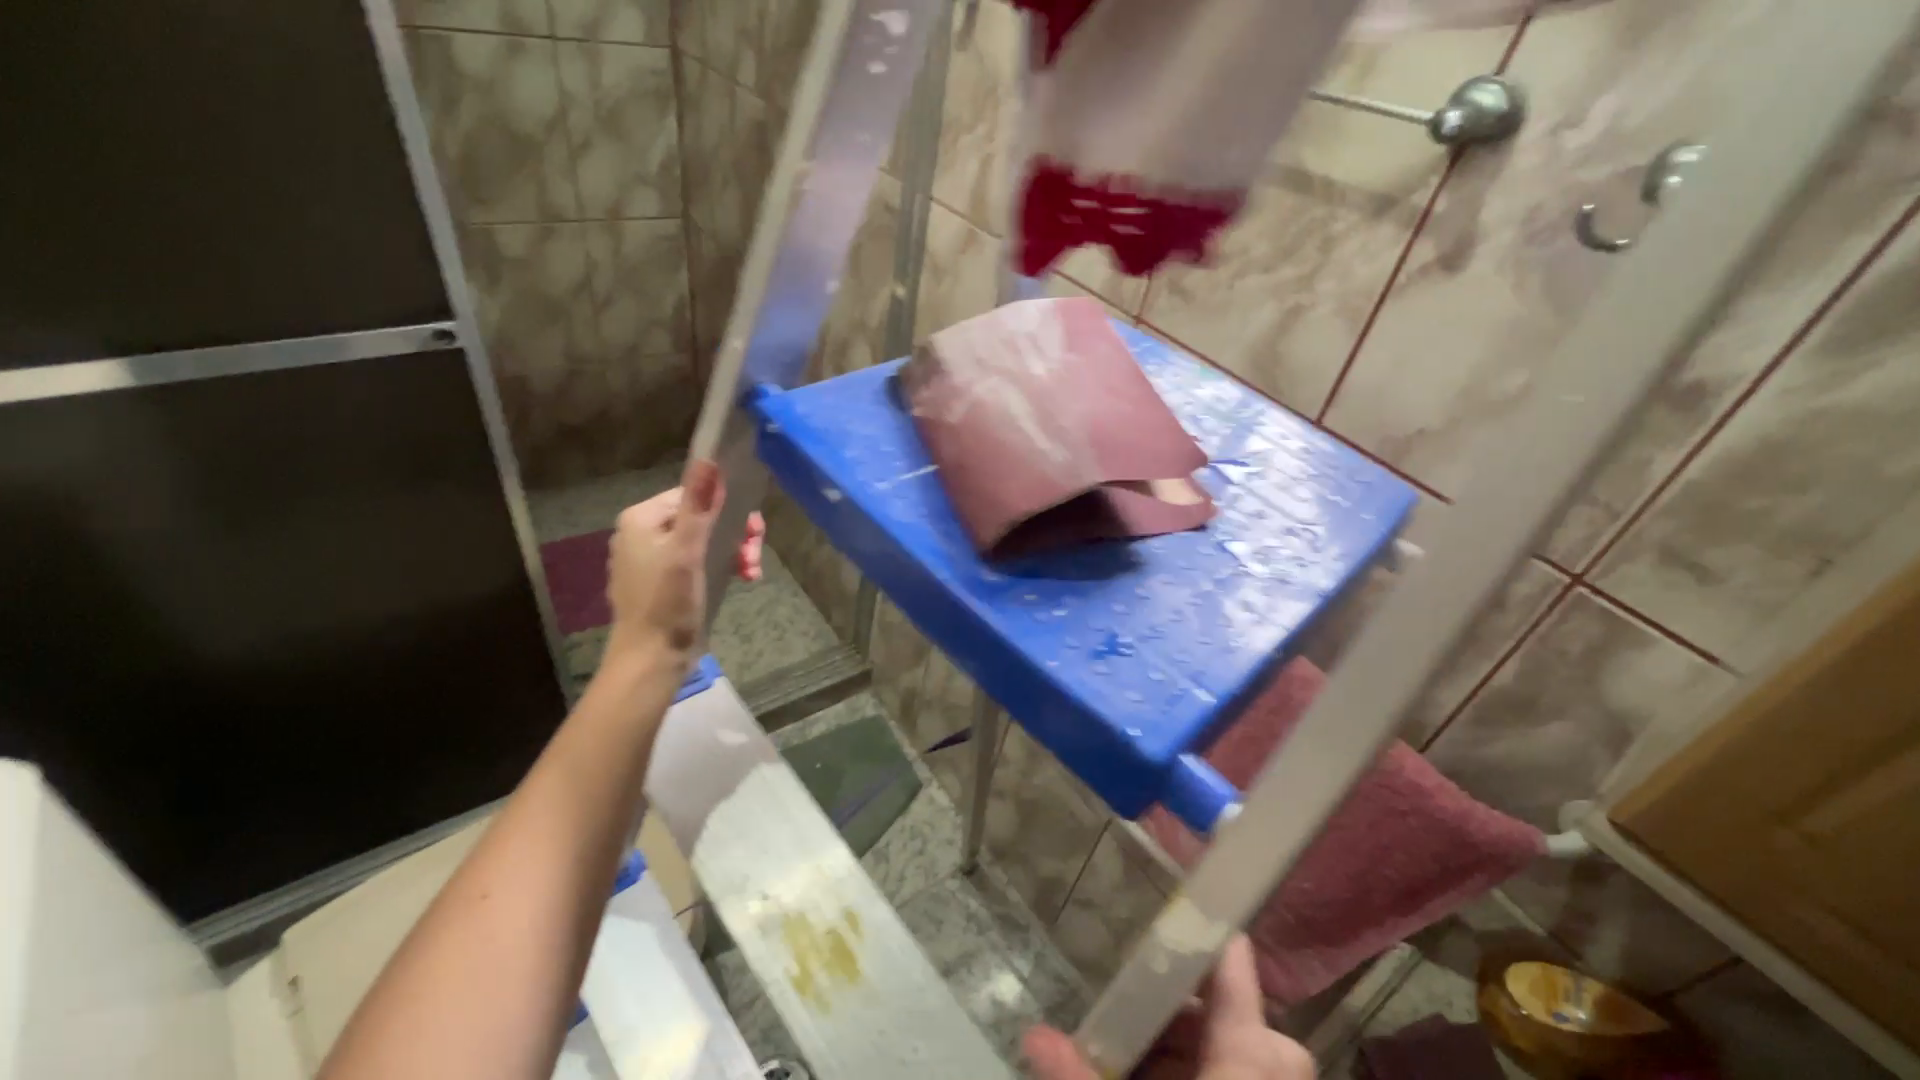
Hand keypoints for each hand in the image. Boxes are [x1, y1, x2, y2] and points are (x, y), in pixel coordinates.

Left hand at [604, 459, 765, 665]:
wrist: (652, 659)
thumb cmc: (667, 603)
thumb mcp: (687, 551)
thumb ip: (698, 505)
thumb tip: (709, 459)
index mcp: (641, 519)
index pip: (693, 495)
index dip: (727, 510)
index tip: (753, 531)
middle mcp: (642, 533)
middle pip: (702, 518)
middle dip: (734, 534)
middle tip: (753, 555)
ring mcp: (651, 560)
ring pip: (704, 540)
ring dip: (733, 552)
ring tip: (750, 572)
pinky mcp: (663, 583)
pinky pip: (698, 562)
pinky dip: (721, 567)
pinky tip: (742, 579)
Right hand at [1024, 936, 1313, 1079]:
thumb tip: (1033, 1035)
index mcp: (1249, 1069)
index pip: (1239, 988)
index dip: (1217, 949)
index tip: (1191, 917)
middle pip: (1243, 1029)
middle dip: (1187, 1018)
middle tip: (1135, 1021)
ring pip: (1246, 1061)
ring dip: (1194, 1052)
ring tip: (1137, 1058)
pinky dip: (1203, 1077)